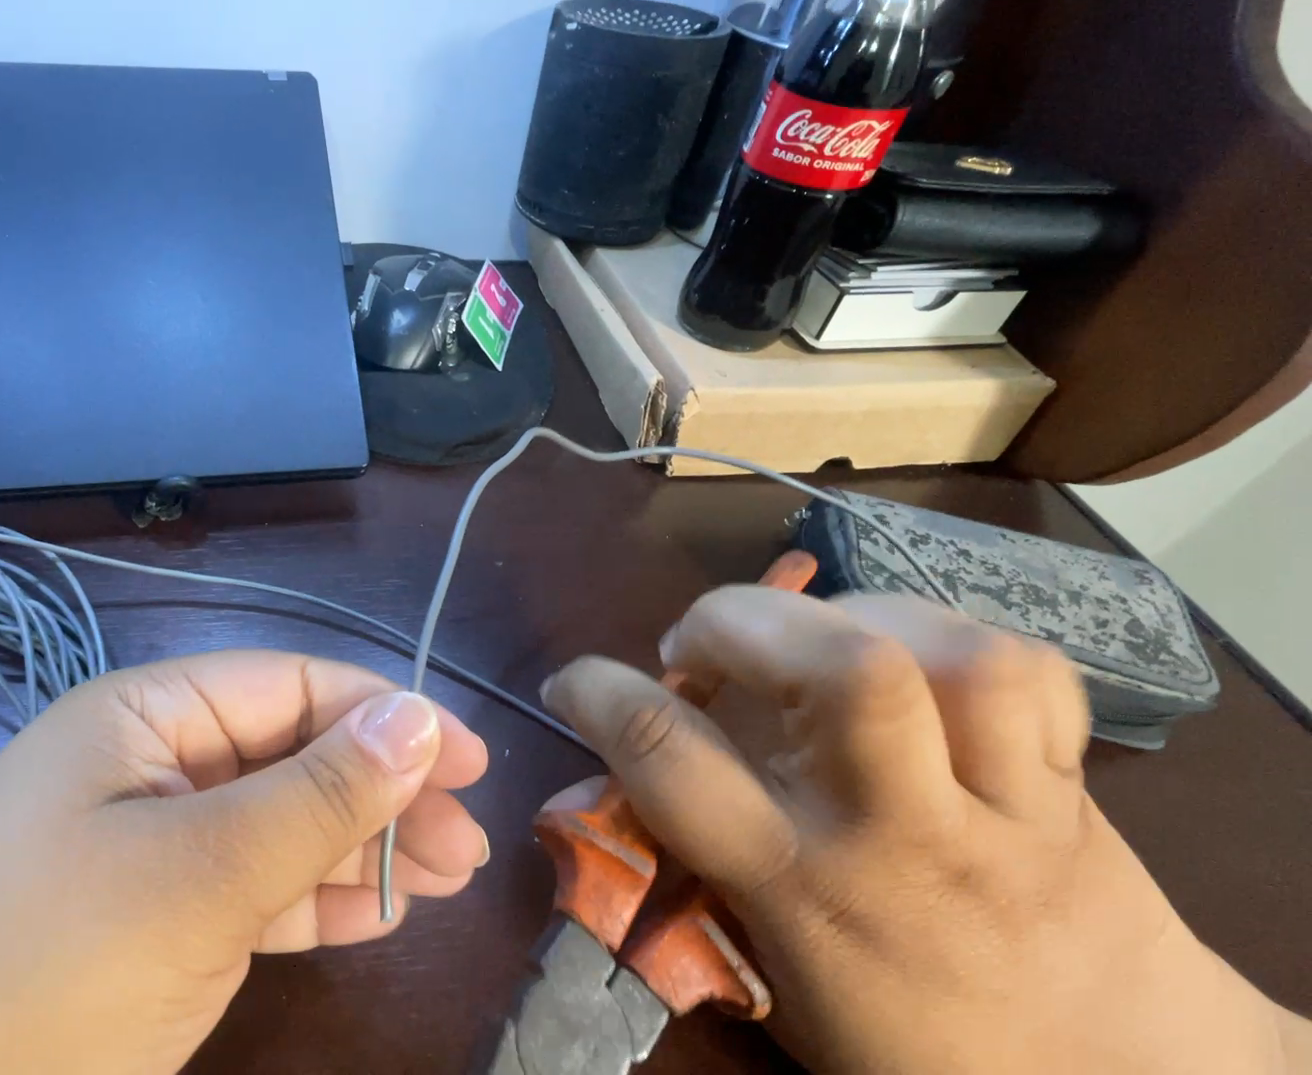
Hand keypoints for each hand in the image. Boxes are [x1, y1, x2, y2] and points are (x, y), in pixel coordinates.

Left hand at [0, 651, 488, 1074]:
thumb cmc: (34, 971)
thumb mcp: (194, 876)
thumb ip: (313, 798)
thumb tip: (417, 719)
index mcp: (147, 716)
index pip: (291, 688)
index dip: (385, 715)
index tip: (467, 764)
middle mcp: (151, 765)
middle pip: (292, 754)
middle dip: (381, 791)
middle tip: (464, 844)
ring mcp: (148, 846)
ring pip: (277, 823)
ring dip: (358, 846)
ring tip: (441, 877)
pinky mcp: (147, 919)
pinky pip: (249, 888)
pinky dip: (311, 899)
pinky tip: (370, 913)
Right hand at [542, 590, 1309, 1074]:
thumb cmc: (909, 1050)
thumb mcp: (770, 980)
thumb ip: (687, 876)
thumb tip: (588, 798)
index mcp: (803, 888)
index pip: (672, 757)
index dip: (598, 694)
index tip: (572, 683)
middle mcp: (898, 833)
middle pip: (832, 670)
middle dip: (732, 618)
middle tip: (697, 640)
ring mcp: (1001, 805)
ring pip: (945, 655)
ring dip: (847, 613)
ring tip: (808, 636)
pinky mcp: (1073, 787)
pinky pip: (1024, 667)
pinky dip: (946, 634)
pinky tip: (905, 661)